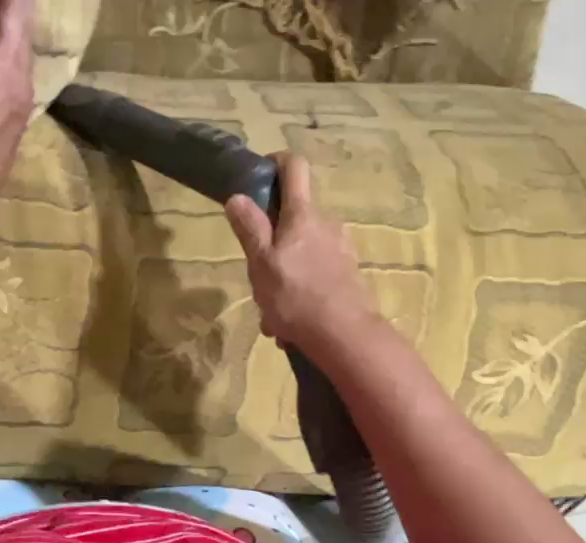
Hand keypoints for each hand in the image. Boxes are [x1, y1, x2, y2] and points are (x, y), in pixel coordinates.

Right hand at [224, 153, 377, 353]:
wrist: (343, 334)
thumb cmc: (295, 296)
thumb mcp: (261, 263)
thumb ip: (250, 229)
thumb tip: (237, 196)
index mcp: (302, 215)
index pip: (293, 168)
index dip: (275, 163)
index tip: (260, 177)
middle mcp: (326, 223)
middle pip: (295, 219)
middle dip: (273, 242)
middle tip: (257, 273)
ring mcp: (341, 248)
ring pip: (303, 253)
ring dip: (285, 276)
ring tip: (272, 313)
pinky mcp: (348, 274)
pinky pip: (316, 276)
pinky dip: (300, 294)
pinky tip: (291, 326)